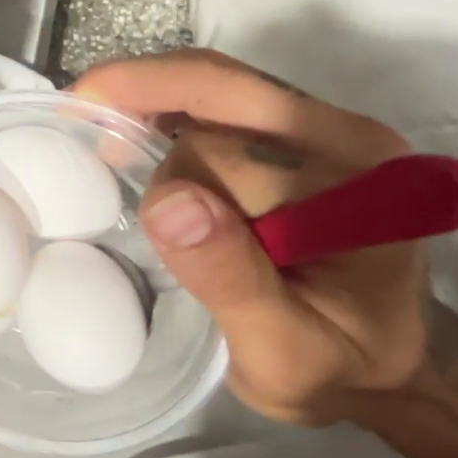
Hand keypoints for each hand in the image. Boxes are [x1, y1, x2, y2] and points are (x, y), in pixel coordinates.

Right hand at [72, 48, 427, 425]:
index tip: (110, 175)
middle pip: (219, 87)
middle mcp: (343, 134)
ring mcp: (316, 127)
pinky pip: (209, 96)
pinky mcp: (287, 131)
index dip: (174, 168)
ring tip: (108, 147)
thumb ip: (232, 281)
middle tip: (83, 130)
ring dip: (148, 105)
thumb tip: (170, 201)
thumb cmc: (335, 372)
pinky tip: (134, 141)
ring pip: (207, 84)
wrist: (375, 373)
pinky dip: (160, 108)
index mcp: (359, 181)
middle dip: (145, 104)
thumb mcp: (285, 355)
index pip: (236, 144)